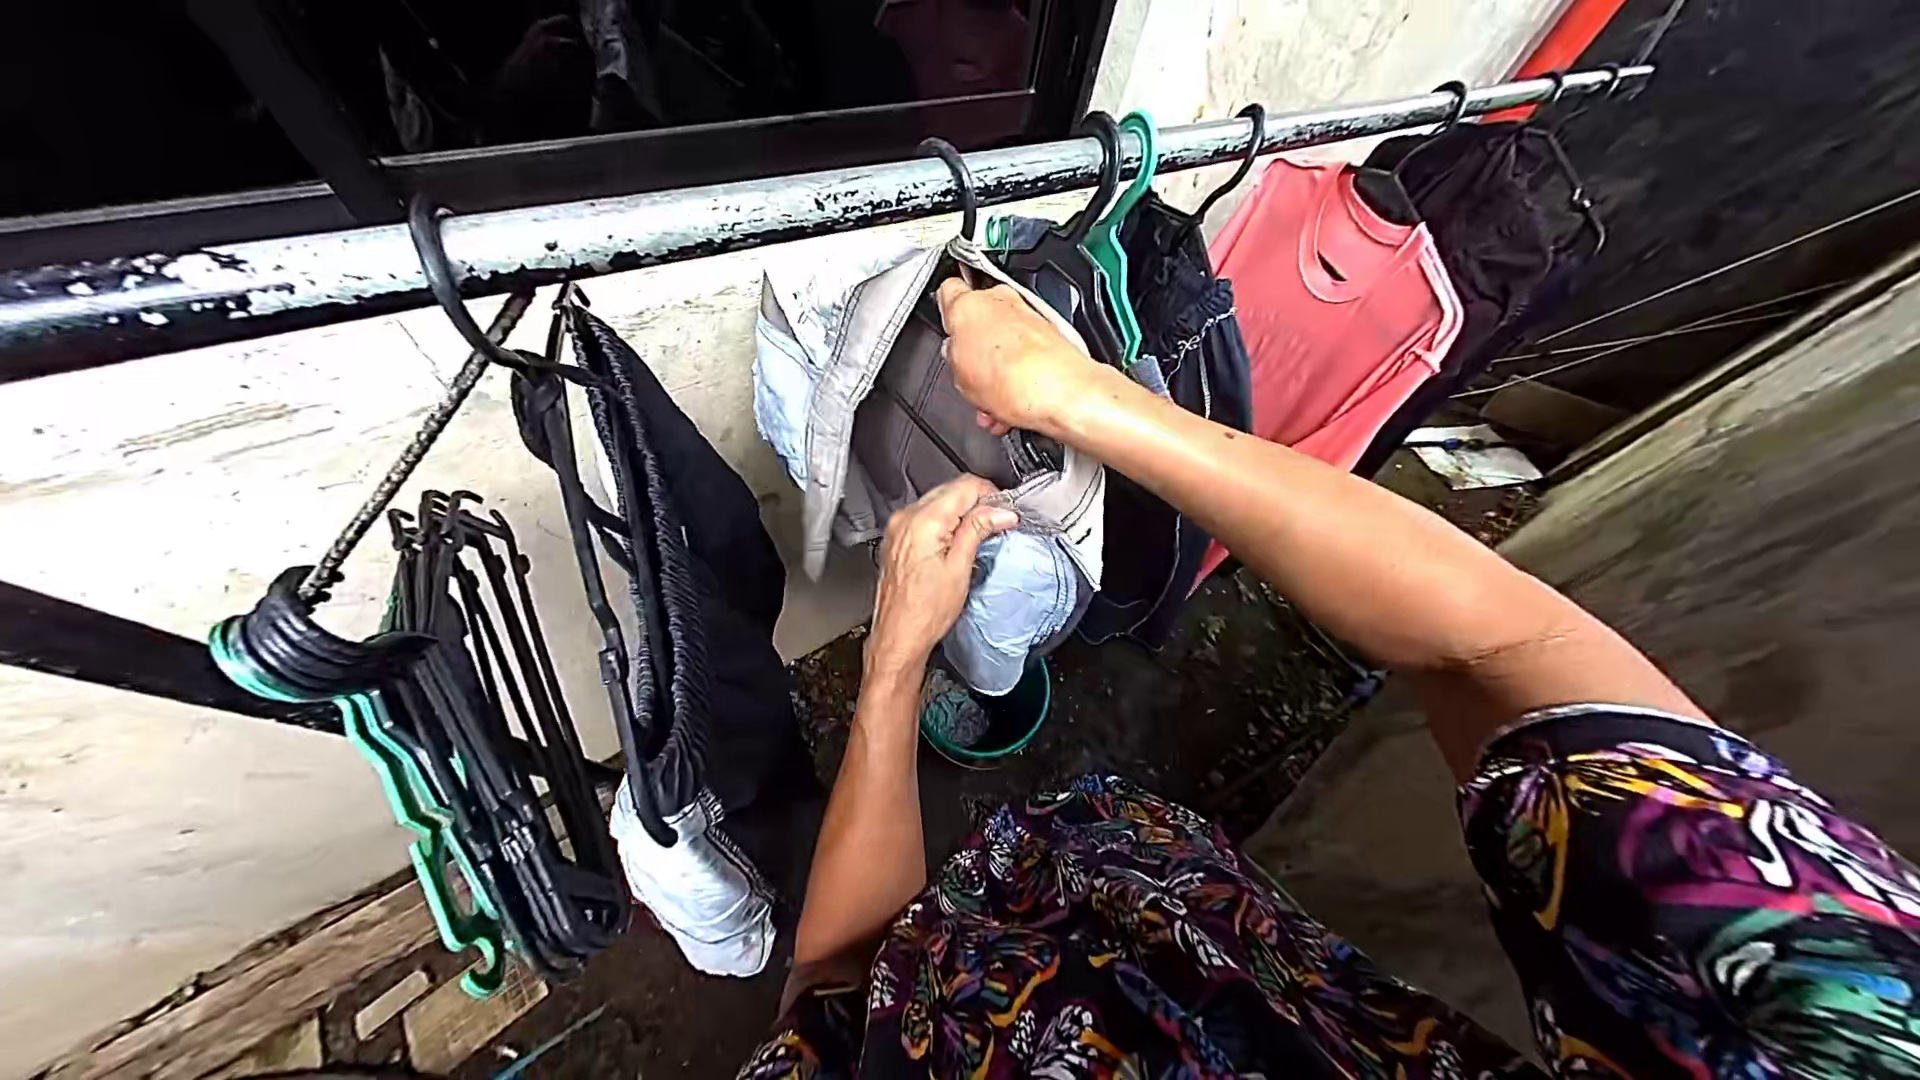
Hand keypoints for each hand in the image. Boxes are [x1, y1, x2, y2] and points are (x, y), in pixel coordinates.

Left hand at [867, 475, 1018, 676]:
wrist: (898, 636)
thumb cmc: (923, 613)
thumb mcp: (960, 568)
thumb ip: (978, 530)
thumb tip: (999, 511)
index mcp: (923, 521)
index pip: (965, 485)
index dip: (991, 495)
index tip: (1004, 511)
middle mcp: (905, 519)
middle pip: (951, 489)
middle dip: (978, 502)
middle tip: (997, 523)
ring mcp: (898, 528)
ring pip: (938, 501)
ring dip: (961, 512)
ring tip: (977, 536)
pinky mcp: (896, 539)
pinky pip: (924, 516)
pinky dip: (944, 522)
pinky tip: (955, 543)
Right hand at [936, 278, 1112, 437]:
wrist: (1063, 393)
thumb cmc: (1016, 382)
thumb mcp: (960, 378)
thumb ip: (952, 359)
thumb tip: (956, 356)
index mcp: (969, 305)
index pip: (947, 292)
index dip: (943, 312)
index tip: (946, 329)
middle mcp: (1001, 302)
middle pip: (977, 324)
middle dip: (973, 354)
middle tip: (970, 378)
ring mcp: (1028, 316)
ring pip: (1001, 342)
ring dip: (994, 372)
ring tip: (994, 402)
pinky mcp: (1050, 333)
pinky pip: (1023, 352)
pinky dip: (1016, 374)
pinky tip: (1012, 402)